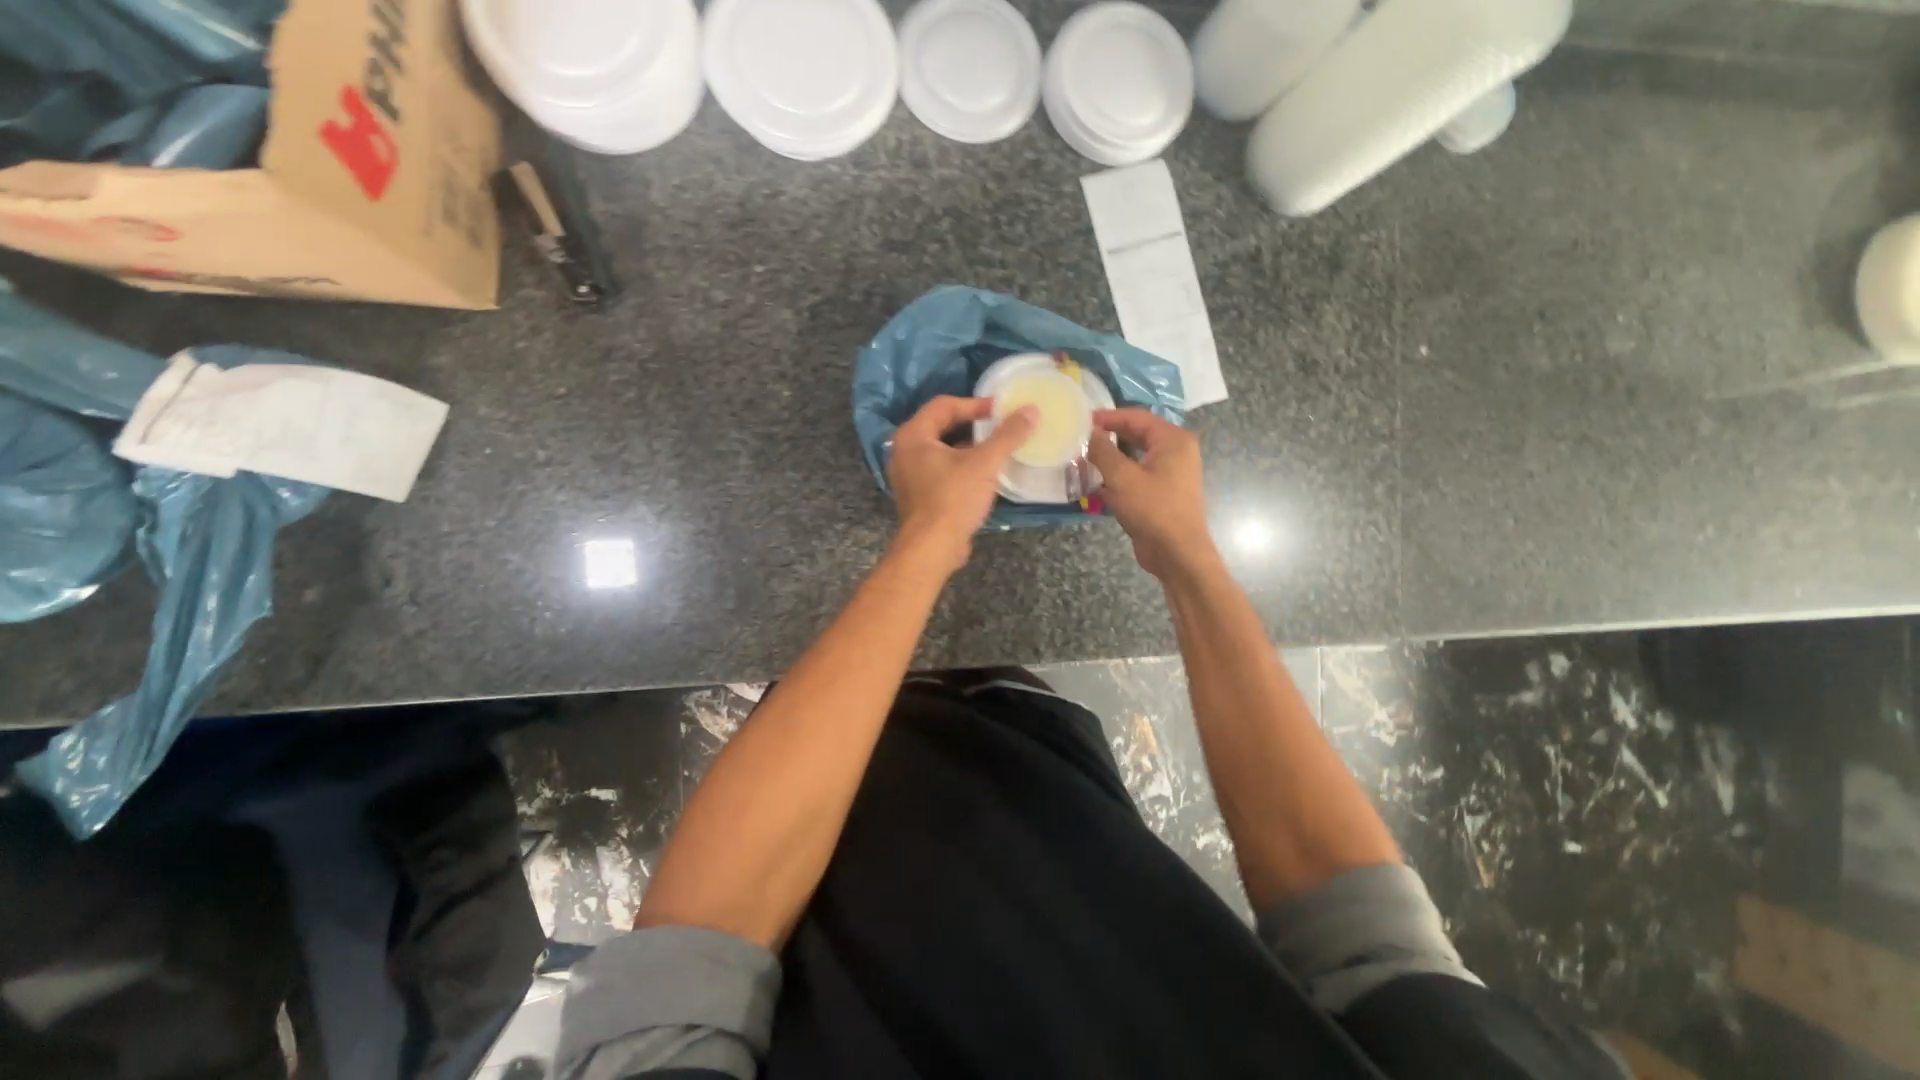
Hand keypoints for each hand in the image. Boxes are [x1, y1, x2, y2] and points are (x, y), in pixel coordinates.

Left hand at [887, 396, 1036, 575]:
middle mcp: (905, 451)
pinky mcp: (919, 494)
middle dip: (972, 424)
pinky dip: (962, 465)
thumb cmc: (953, 499)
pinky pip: (941, 468)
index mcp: (913, 435)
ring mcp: (909, 474)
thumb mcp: (984, 464)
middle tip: (1000, 425)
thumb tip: (1031, 410)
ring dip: (969, 445)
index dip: (975, 404)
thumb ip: (1007, 435)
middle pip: (942, 425)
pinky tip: (985, 472)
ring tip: (997, 446)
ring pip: (942, 448)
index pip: (944, 405)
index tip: (1002, 410)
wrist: (932, 549)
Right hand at [1085, 408, 1218, 580]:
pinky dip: (1119, 475)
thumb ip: (1102, 451)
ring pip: (1136, 455)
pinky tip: (1097, 482)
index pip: (1137, 416)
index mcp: (1173, 440)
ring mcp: (1171, 472)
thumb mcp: (1122, 478)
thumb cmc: (1153, 510)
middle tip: (1081, 439)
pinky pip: (1138, 474)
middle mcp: (1176, 451)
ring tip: (1084, 459)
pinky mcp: (1163, 491)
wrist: (1177, 553)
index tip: (1082, 421)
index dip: (1108, 417)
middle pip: (1137, 434)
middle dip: (1109, 436)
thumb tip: (1089, 432)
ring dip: (1112, 457)